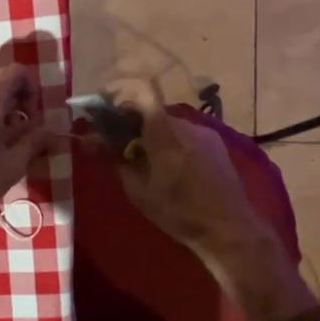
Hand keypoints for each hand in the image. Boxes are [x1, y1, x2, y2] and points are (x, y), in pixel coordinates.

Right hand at [104, 79, 314, 320]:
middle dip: (130, 123)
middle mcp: (185, 123)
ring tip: (143, 163)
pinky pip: (184, 136)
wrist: (229, 230)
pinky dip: (170, 144)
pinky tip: (168, 169)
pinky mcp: (216, 145)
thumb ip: (115, 160)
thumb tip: (90, 140)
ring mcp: (204, 133)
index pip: (140, 91)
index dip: (118, 94)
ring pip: (167, 124)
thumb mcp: (138, 190)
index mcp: (164, 130)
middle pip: (151, 110)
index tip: (102, 110)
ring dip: (151, 135)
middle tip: (116, 146)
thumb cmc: (178, 212)